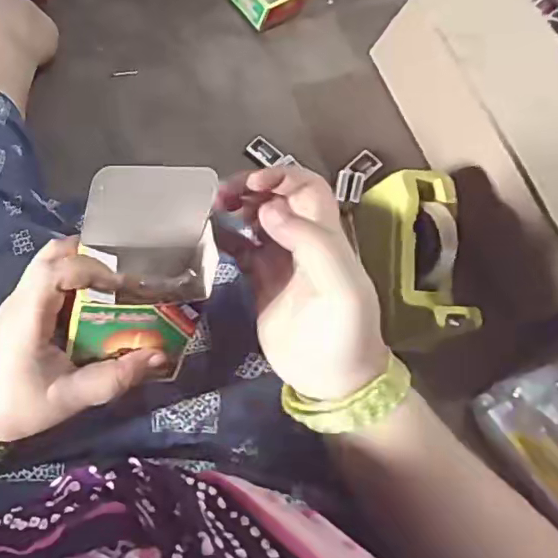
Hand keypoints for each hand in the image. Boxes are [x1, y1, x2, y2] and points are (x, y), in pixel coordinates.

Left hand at [0, 237, 167, 442]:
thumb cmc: (17, 406)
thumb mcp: (69, 397)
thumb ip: (113, 377)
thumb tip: (157, 355)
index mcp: (28, 313)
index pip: (58, 268)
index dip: (95, 269)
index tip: (125, 287)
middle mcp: (21, 298)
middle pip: (54, 254)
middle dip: (92, 257)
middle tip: (123, 277)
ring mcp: (18, 301)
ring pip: (49, 263)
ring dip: (82, 267)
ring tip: (114, 288)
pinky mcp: (21, 310)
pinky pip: (48, 280)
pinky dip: (73, 281)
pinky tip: (94, 305)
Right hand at [217, 166, 391, 400]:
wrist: (333, 380)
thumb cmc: (344, 333)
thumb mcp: (339, 287)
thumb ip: (310, 243)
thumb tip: (269, 209)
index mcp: (327, 238)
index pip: (306, 188)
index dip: (281, 177)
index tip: (250, 186)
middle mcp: (304, 244)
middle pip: (278, 200)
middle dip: (251, 189)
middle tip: (222, 198)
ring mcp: (282, 264)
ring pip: (259, 222)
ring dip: (238, 210)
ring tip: (214, 213)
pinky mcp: (263, 284)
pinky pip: (244, 251)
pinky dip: (228, 239)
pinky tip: (213, 239)